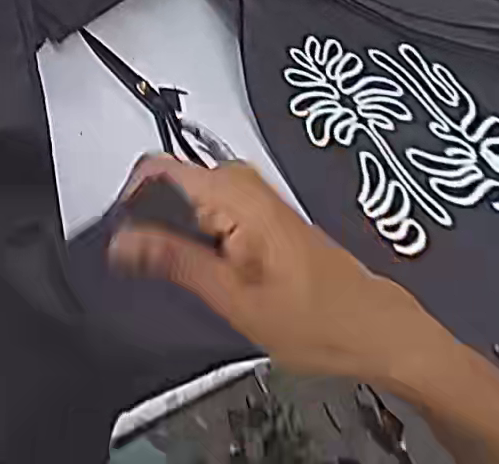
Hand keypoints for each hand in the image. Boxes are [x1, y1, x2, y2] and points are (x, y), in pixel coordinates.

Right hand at [109, 155, 498, 462]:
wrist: (380, 330)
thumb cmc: (318, 317)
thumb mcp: (231, 296)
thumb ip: (169, 259)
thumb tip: (118, 241)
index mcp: (229, 191)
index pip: (153, 169)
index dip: (127, 200)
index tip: (120, 236)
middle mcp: (236, 178)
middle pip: (164, 181)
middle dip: (147, 218)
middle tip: (151, 266)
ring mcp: (246, 189)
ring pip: (180, 194)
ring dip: (168, 227)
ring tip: (180, 271)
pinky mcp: (251, 204)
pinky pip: (200, 203)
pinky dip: (188, 230)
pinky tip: (203, 265)